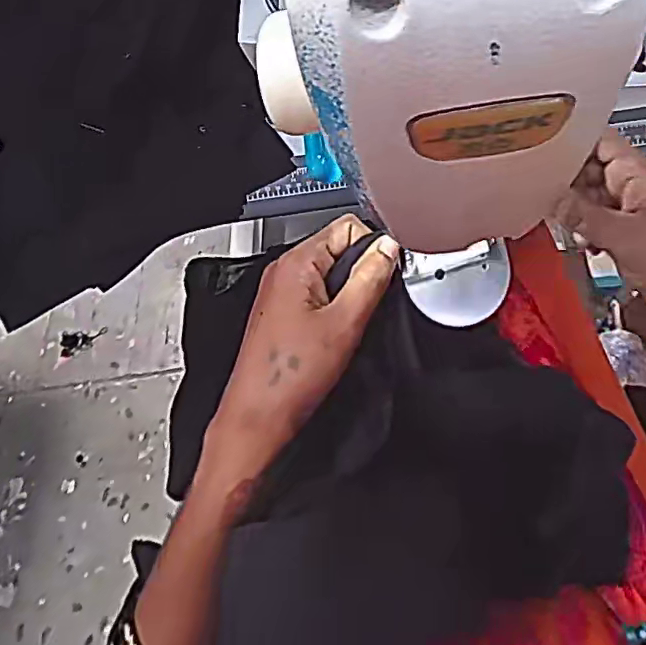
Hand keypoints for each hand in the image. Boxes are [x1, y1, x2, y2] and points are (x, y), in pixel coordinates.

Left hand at [200, 214, 400, 492]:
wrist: (257, 418)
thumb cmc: (288, 377)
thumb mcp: (345, 322)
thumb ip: (371, 277)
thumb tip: (389, 247)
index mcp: (296, 262)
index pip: (348, 226)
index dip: (374, 248)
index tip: (383, 277)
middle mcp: (284, 270)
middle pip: (341, 247)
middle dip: (361, 273)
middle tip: (363, 309)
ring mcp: (281, 290)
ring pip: (332, 272)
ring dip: (348, 294)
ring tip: (346, 327)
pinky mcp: (282, 310)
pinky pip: (319, 293)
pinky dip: (334, 309)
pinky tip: (332, 336)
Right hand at [552, 130, 645, 335]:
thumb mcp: (622, 235)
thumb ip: (582, 215)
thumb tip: (552, 197)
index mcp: (639, 177)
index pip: (603, 142)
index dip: (575, 138)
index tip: (544, 143)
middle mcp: (634, 190)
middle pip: (592, 169)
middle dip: (567, 178)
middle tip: (540, 187)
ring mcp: (630, 213)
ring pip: (591, 198)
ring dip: (573, 209)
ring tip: (560, 220)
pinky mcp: (627, 237)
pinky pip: (596, 223)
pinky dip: (583, 230)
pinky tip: (579, 242)